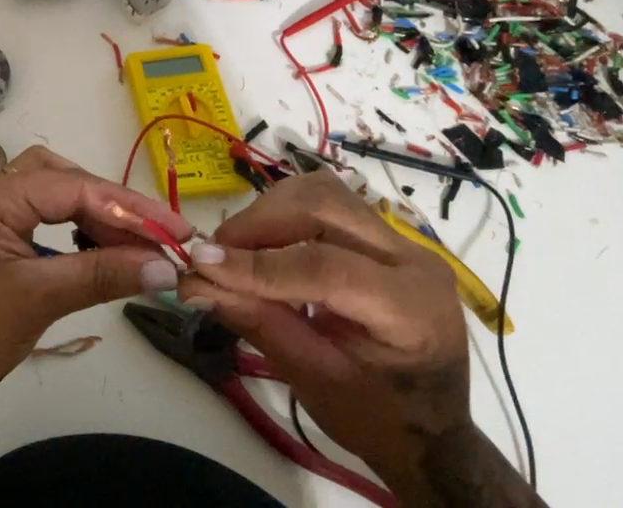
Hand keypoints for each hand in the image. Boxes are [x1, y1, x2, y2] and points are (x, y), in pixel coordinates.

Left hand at [0, 146, 192, 403]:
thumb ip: (102, 274)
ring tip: (134, 249)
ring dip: (91, 216)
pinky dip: (67, 231)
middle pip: (61, 179)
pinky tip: (94, 253)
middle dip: (111, 206)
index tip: (178, 232)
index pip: (74, 186)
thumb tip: (165, 266)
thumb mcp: (39, 299)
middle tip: (159, 240)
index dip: (130, 208)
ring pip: (49, 195)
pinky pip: (34, 218)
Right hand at [177, 170, 469, 487]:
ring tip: (237, 250)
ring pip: (319, 192)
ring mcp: (400, 242)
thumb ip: (256, 321)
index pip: (326, 267)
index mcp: (412, 310)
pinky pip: (322, 202)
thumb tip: (193, 283)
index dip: (257, 264)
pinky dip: (280, 215)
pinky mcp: (380, 236)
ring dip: (267, 213)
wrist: (429, 430)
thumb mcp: (312, 379)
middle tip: (214, 255)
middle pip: (322, 206)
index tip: (200, 266)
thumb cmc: (375, 417)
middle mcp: (413, 261)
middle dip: (257, 223)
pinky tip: (262, 248)